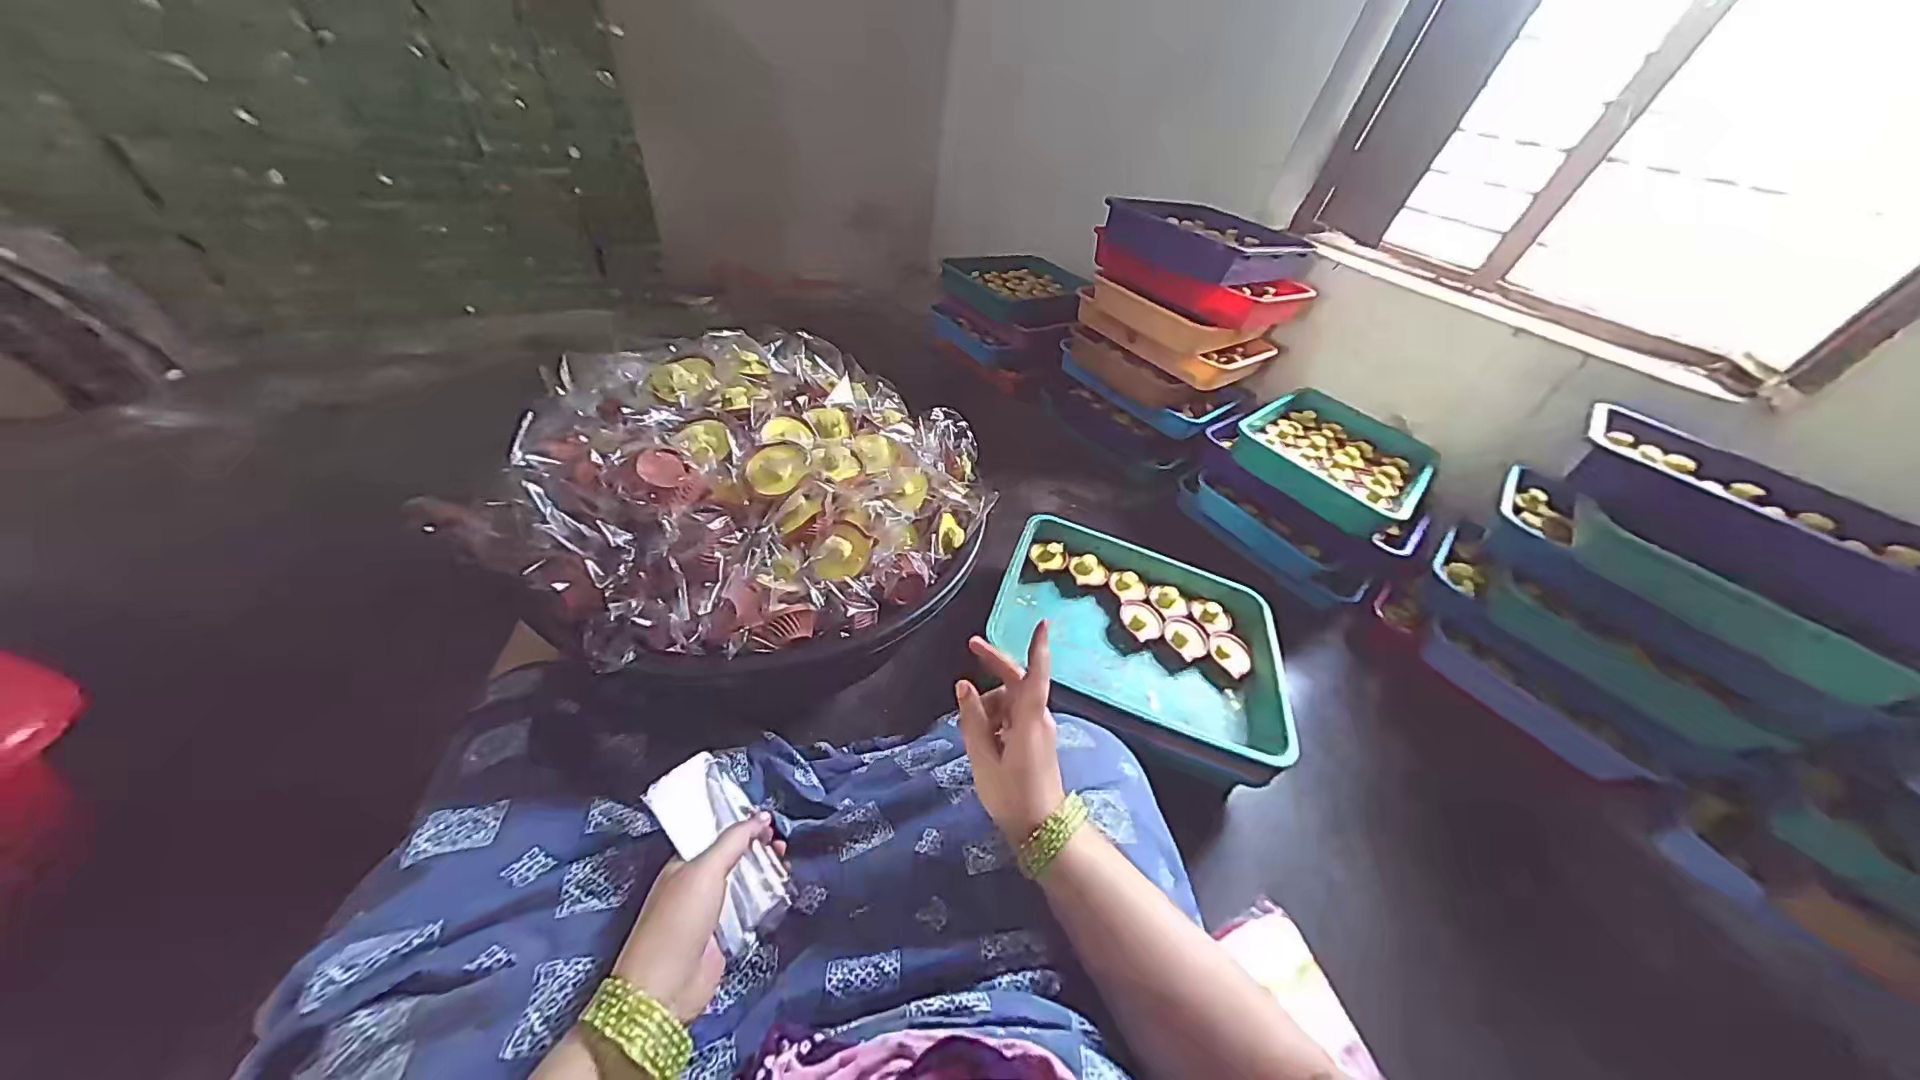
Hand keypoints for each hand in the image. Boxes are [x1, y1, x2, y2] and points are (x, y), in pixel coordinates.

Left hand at [609, 813, 786, 1021]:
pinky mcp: (725, 933)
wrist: (666, 988)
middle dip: (758, 846)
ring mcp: (711, 909)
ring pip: (744, 880)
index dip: (742, 825)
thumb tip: (762, 816)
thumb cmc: (680, 920)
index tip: (768, 820)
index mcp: (684, 864)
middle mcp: (697, 883)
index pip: (716, 834)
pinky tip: (783, 887)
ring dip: (765, 869)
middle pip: (733, 856)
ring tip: (785, 862)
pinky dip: (766, 896)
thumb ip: (733, 840)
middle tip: (780, 843)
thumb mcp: (704, 870)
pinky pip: (750, 906)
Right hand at [956, 621, 1067, 843]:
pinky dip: (996, 719)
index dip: (1038, 647)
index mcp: (1028, 720)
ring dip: (989, 705)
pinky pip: (1014, 715)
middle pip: (1016, 681)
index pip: (1034, 675)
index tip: (1043, 623)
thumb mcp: (982, 759)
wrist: (1042, 830)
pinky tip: (984, 740)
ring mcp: (1040, 727)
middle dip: (994, 664)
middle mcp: (1039, 717)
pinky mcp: (1037, 738)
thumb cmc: (1012, 796)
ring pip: (1011, 700)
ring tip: (973, 735)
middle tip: (971, 646)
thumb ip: (972, 720)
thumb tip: (964, 686)